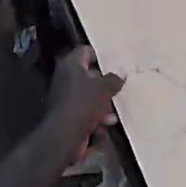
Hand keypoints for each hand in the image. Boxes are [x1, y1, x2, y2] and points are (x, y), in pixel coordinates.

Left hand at [44, 46, 124, 161]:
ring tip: (114, 110)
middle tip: (119, 86)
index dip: (100, 55)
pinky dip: (96, 117)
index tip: (115, 62)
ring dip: (103, 103)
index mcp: (70, 65)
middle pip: (89, 75)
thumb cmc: (83, 104)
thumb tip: (121, 72)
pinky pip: (86, 111)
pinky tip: (106, 124)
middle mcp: (65, 78)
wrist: (64, 135)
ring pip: (89, 95)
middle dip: (105, 83)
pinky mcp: (68, 115)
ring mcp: (66, 97)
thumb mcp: (103, 89)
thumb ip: (114, 79)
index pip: (85, 51)